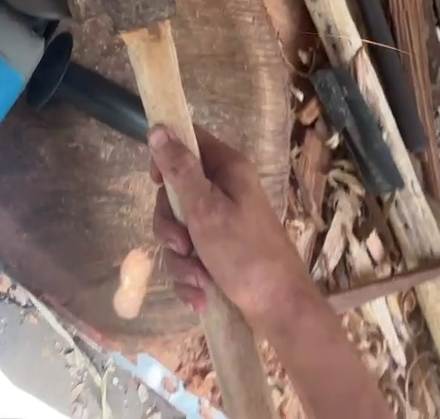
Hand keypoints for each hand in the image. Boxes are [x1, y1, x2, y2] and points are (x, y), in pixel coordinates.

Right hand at [147, 125, 317, 337]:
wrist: (282, 312)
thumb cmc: (245, 254)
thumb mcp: (205, 209)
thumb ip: (179, 169)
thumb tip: (157, 128)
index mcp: (227, 169)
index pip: (188, 140)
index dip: (166, 156)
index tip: (157, 182)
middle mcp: (224, 190)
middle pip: (175, 191)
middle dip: (171, 225)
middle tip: (182, 244)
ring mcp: (222, 221)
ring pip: (178, 227)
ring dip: (179, 258)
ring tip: (197, 280)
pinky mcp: (219, 251)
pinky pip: (188, 254)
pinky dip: (189, 274)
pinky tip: (200, 294)